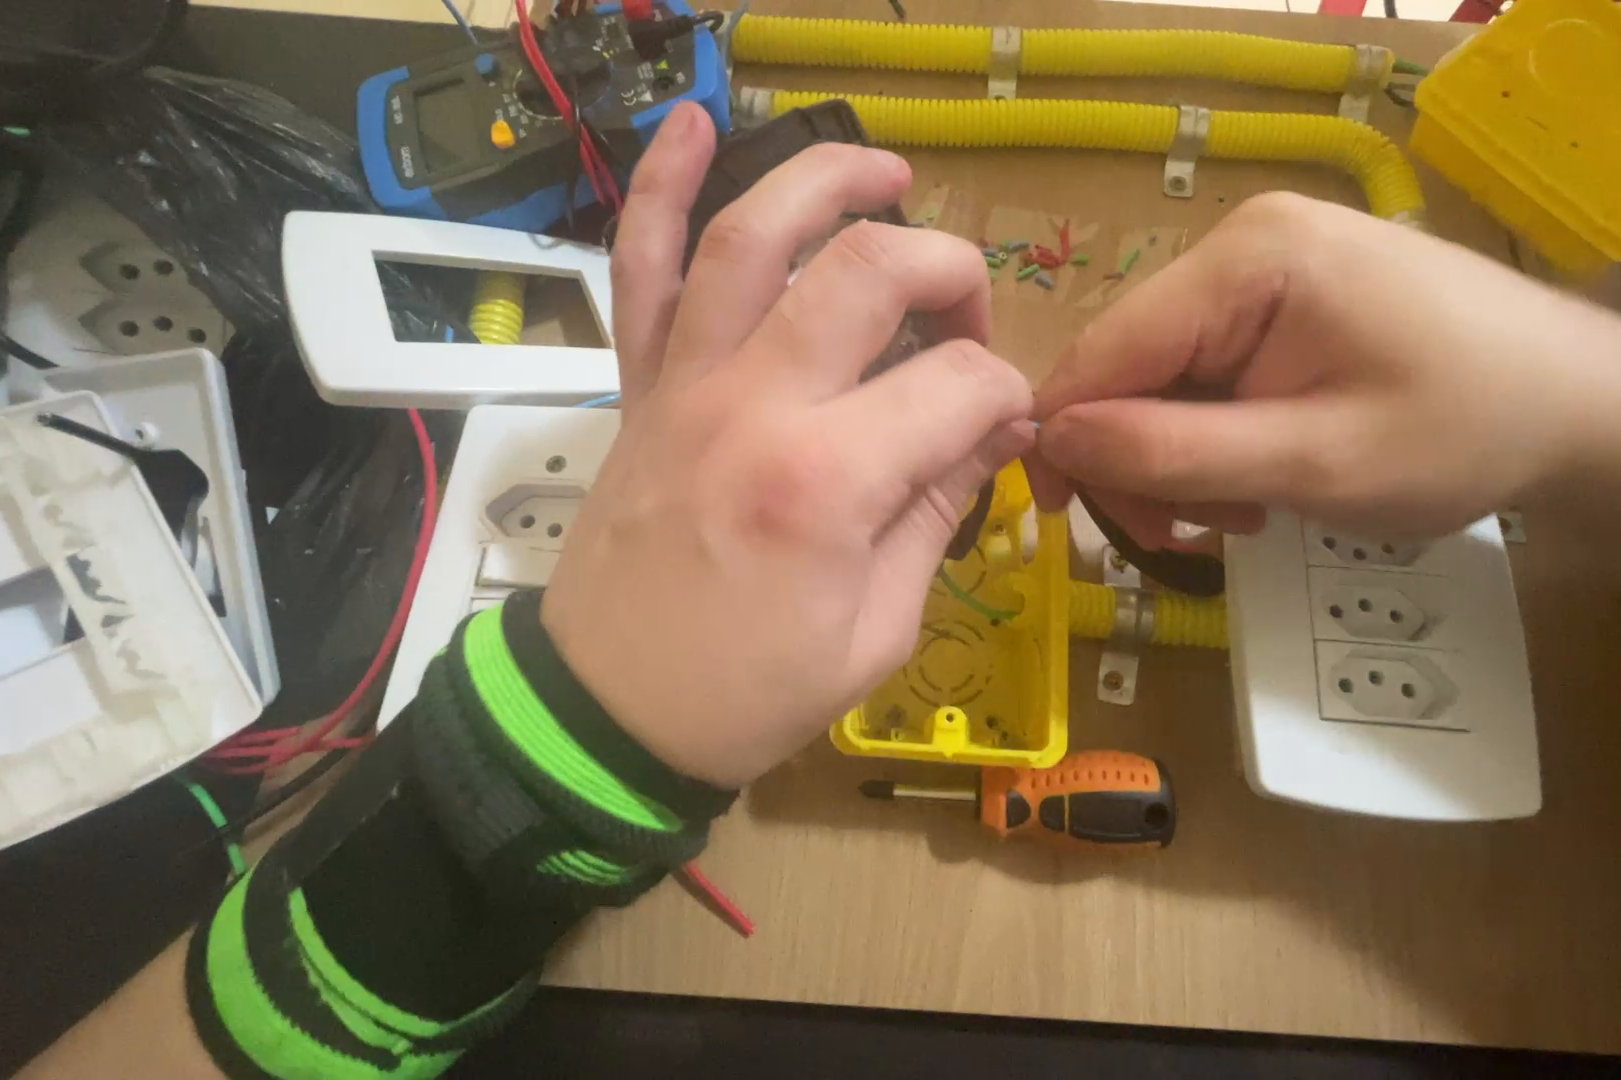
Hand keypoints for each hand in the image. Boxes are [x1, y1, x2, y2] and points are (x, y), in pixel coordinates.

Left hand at [540, 104, 1033, 788]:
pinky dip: (657, 190)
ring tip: (886, 171)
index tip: (1010, 428)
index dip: (1006, 394)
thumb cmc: (752, 694)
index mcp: (827, 483)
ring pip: (750, 236)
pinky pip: (639, 272)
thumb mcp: (878, 630)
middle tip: (967, 311)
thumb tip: (994, 432)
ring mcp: (684, 384)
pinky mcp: (639, 389)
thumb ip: (937, 514)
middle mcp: (754, 404)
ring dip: (824, 181)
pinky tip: (691, 125)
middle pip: (867, 273)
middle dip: (945, 270)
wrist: (610, 716)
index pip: (956, 383)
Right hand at [1025, 192, 1620, 546]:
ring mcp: (1259, 274)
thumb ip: (1172, 450)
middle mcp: (1238, 248)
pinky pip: (1201, 382)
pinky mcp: (1277, 305)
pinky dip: (1209, 444)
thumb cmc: (1464, 433)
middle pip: (1127, 370)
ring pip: (1158, 385)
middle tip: (1189, 532)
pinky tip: (1255, 478)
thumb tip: (1054, 441)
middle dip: (1139, 461)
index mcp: (1243, 261)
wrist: (1588, 414)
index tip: (1067, 520)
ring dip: (1176, 461)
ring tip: (1242, 510)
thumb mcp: (1310, 460)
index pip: (1104, 351)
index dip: (1067, 437)